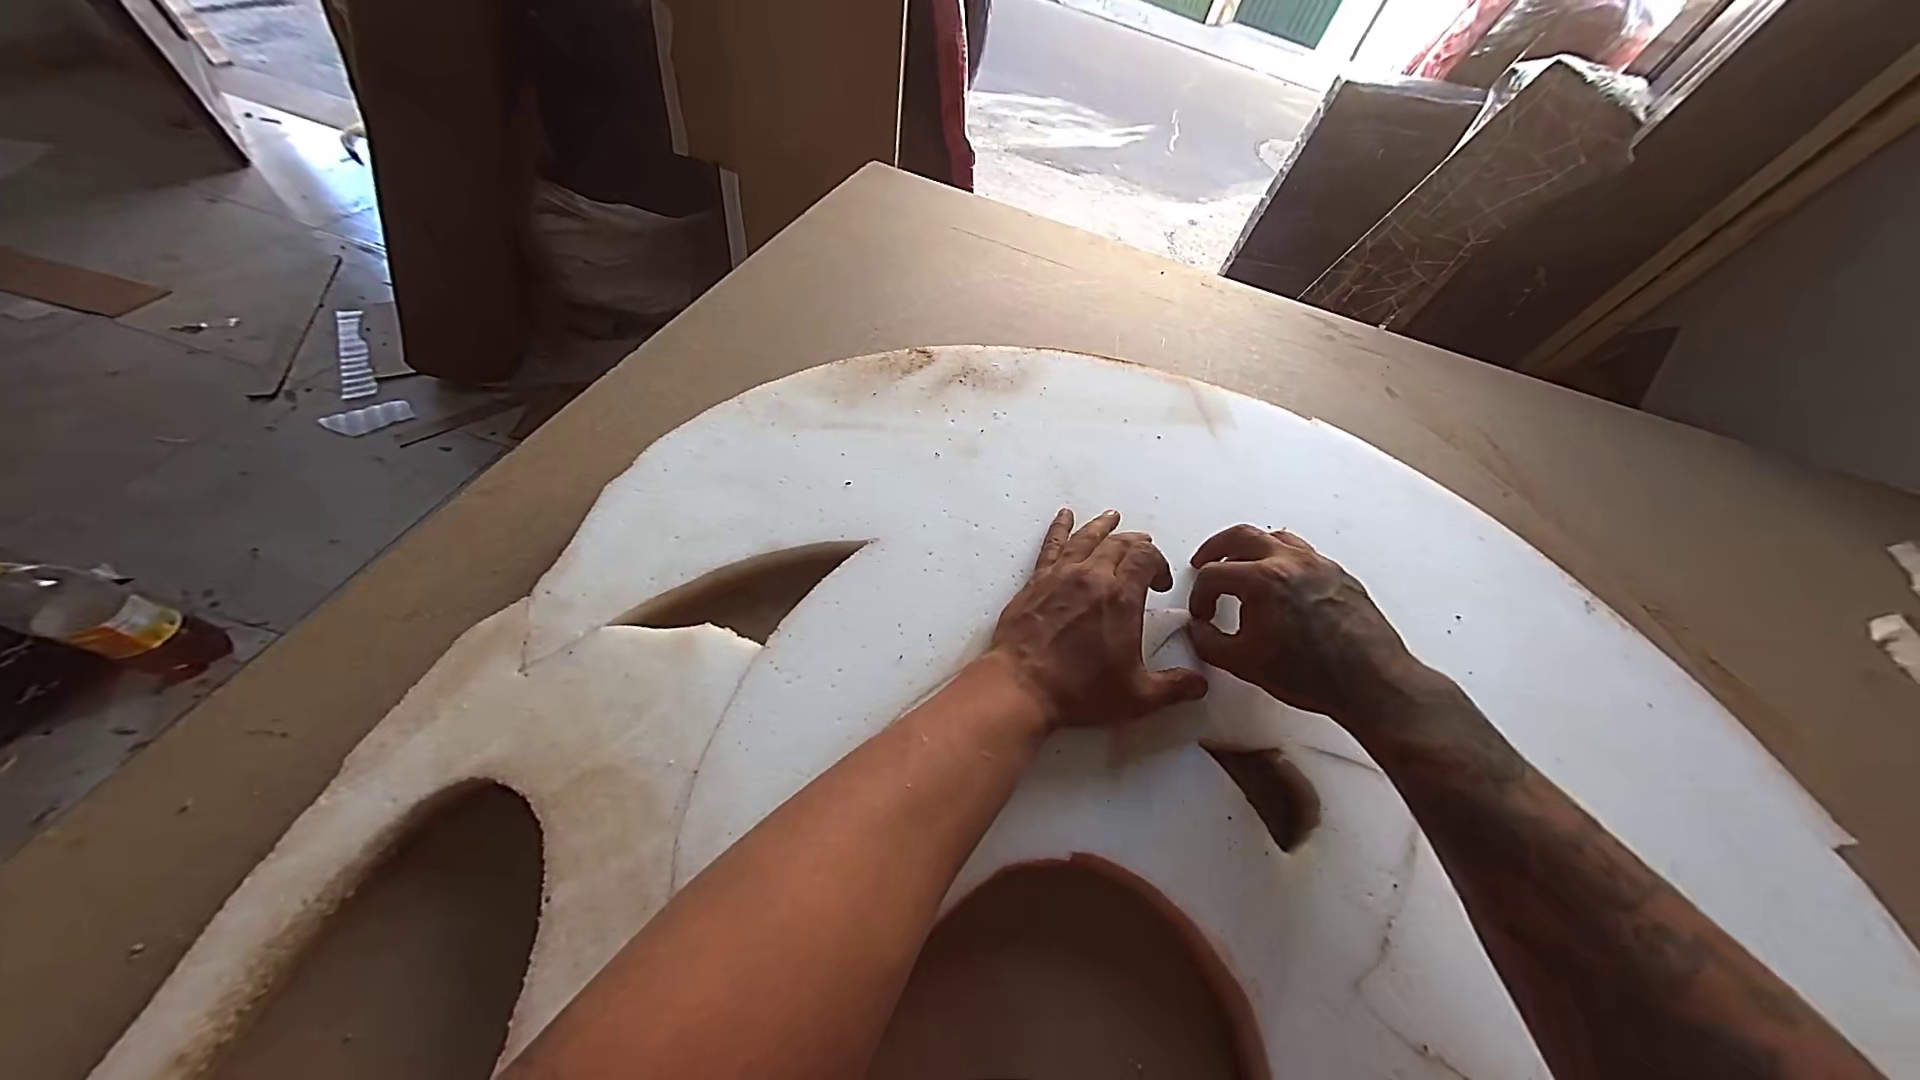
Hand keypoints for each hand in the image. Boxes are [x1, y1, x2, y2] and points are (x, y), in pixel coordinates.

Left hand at [985, 509, 1208, 729]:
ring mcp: (1060, 575)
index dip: (1159, 563)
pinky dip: (1060, 527)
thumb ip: (1173, 686)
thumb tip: (1199, 683)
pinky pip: (1051, 545)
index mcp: (1121, 597)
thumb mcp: (1137, 696)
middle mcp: (1091, 577)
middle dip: (1135, 543)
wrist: (1022, 685)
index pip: (1146, 558)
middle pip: (1118, 544)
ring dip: (1102, 527)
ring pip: (1086, 538)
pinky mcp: (1036, 581)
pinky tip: (1064, 516)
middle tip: (1143, 547)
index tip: (1161, 581)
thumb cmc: (1078, 691)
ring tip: (1111, 516)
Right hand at [1187, 525, 1432, 724]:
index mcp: (1262, 580)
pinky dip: (1280, 557)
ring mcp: (1318, 565)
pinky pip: (1302, 552)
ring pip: (1274, 537)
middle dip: (1215, 549)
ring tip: (1239, 562)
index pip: (1213, 574)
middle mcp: (1291, 563)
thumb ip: (1208, 641)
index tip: (1203, 611)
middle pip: (1240, 536)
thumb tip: (1200, 630)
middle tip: (1205, 561)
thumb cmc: (1318, 674)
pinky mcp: (1338, 574)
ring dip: (1248, 547)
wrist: (1371, 684)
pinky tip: (1277, 577)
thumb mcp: (1243, 663)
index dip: (1199, 595)